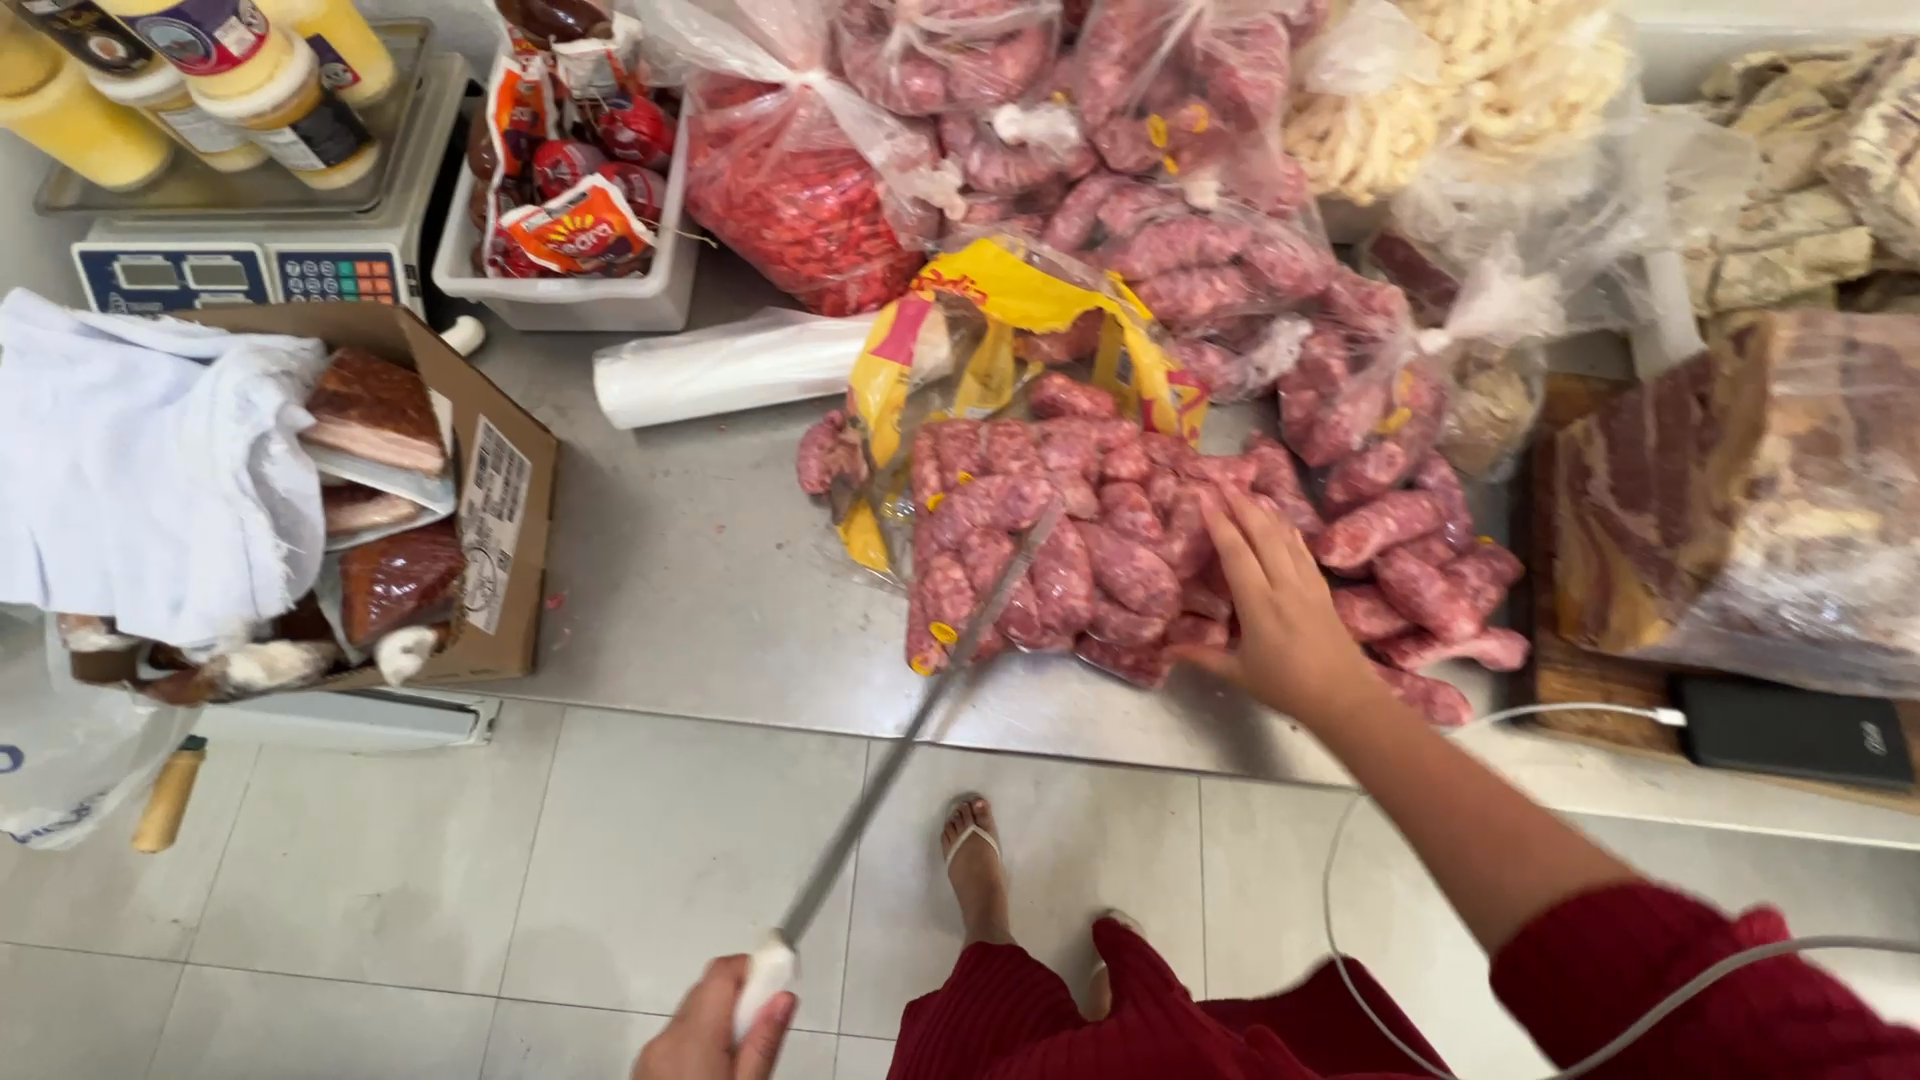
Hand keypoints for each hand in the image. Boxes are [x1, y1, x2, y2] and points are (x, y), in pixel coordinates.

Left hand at [632, 955, 795, 1079]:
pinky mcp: (641, 1073)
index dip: (752, 969)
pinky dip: (700, 1041)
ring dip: (719, 1021)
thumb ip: (764, 1042)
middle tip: (762, 1031)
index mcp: (690, 1040)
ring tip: (737, 1065)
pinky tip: (713, 1075)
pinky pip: (677, 1039)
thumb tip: (784, 995)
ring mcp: (647, 1059)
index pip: (722, 971)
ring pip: (693, 1014)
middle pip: (707, 990)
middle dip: (739, 998)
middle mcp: (663, 1040)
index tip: (775, 988)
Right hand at [1170, 486, 1391, 726]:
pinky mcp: (1323, 591)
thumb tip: (1166, 651)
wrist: (1345, 699)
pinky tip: (1282, 523)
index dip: (1221, 525)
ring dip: (1266, 514)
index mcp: (1259, 605)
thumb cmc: (1287, 688)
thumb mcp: (1238, 674)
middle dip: (1243, 507)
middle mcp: (1284, 587)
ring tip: (1249, 495)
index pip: (1237, 555)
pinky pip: (1303, 552)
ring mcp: (1307, 586)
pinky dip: (1289, 532)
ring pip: (1286, 539)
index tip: (1206, 500)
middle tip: (1225, 485)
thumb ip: (1202, 657)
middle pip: (1263, 536)